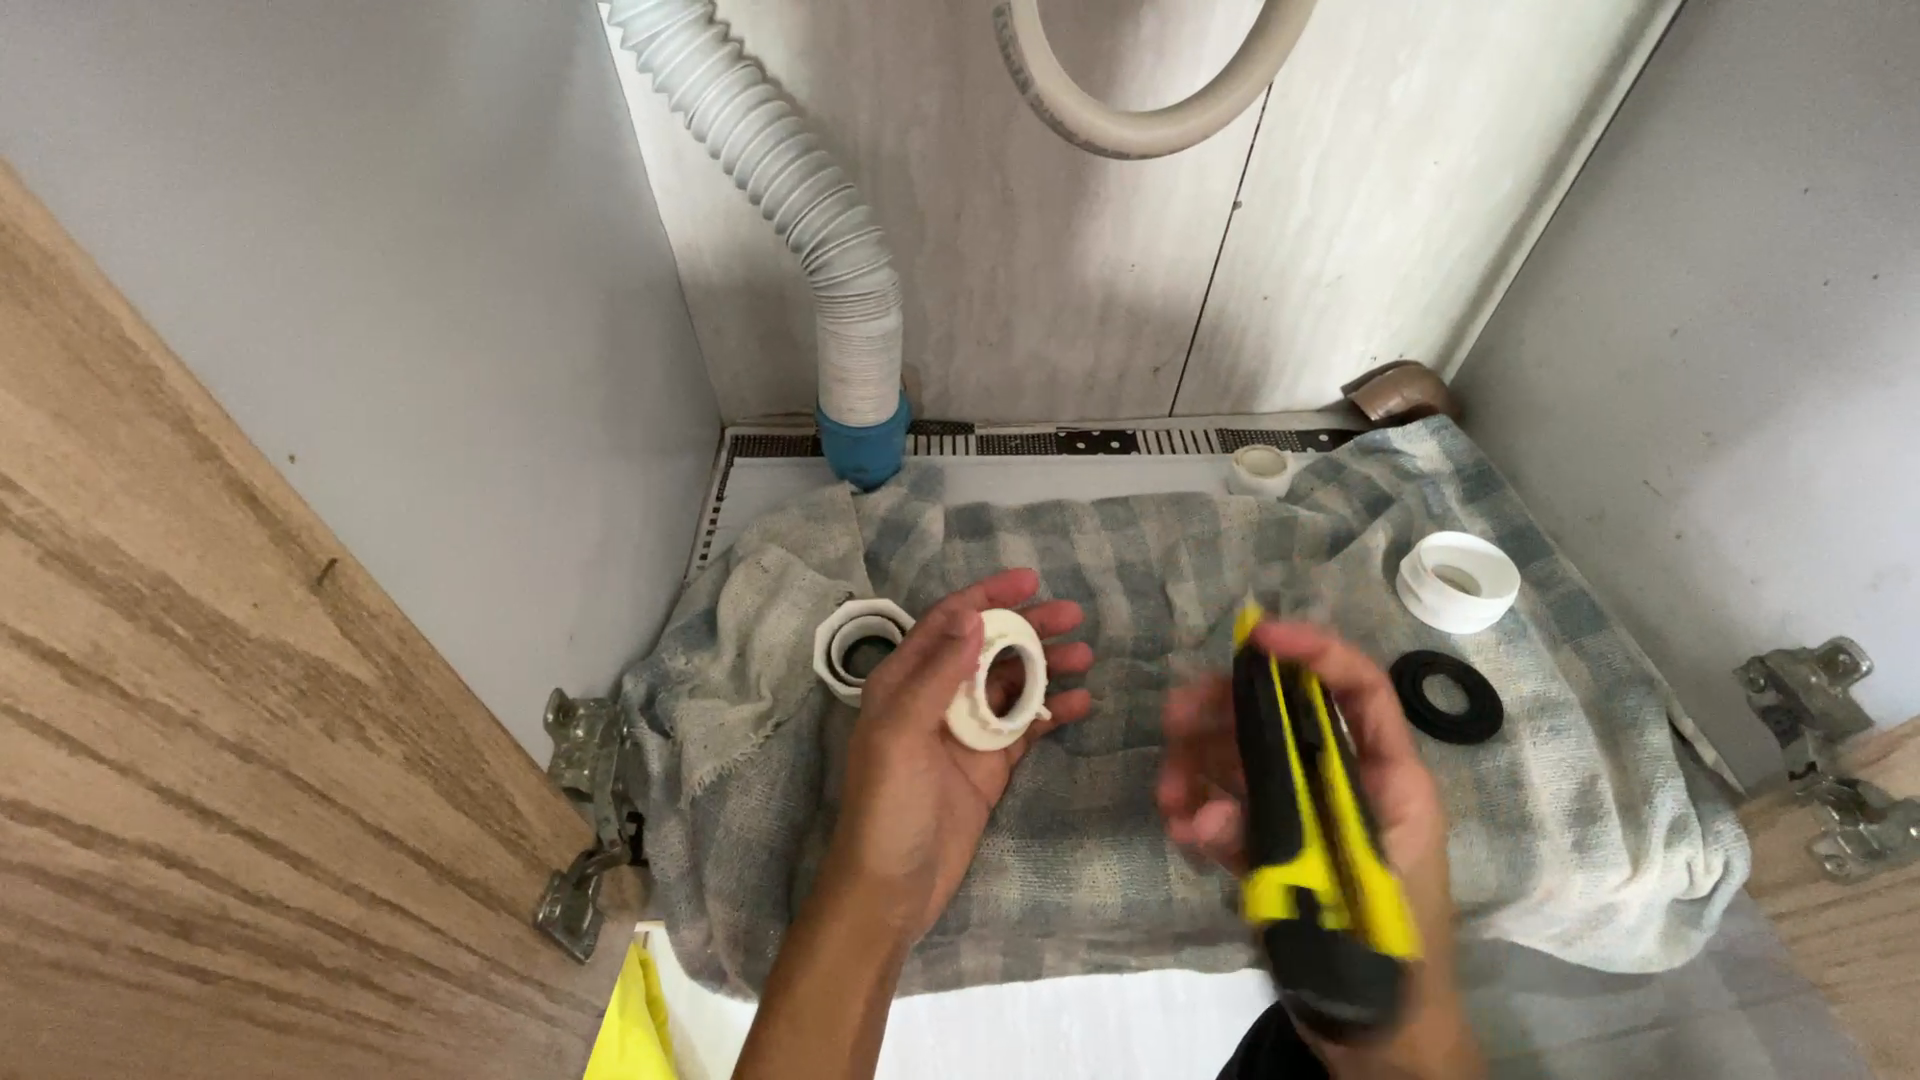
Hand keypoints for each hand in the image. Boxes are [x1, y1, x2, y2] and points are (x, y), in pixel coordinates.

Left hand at [818, 569, 1094, 943]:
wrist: (891, 889)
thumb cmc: (887, 807)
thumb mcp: (901, 733)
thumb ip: (937, 674)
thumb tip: (973, 618)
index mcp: (903, 682)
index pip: (948, 622)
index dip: (988, 597)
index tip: (1031, 580)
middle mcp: (935, 698)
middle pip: (986, 648)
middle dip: (1027, 627)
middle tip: (1074, 616)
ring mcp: (965, 732)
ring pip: (1010, 684)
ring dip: (1046, 667)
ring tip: (1086, 656)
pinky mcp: (989, 765)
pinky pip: (1025, 727)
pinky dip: (1053, 713)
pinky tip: (1084, 704)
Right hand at [1157, 621, 1480, 1078]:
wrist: (1377, 1032)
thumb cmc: (1390, 956)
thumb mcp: (1355, 887)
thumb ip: (1285, 843)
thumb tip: (1208, 814)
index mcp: (1386, 776)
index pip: (1358, 689)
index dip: (1313, 650)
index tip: (1255, 637)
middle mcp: (1339, 777)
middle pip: (1278, 711)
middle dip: (1221, 707)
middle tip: (1173, 716)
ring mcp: (1299, 806)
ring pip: (1239, 752)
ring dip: (1195, 765)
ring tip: (1169, 799)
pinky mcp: (1269, 837)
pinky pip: (1223, 801)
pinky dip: (1196, 807)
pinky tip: (1181, 830)